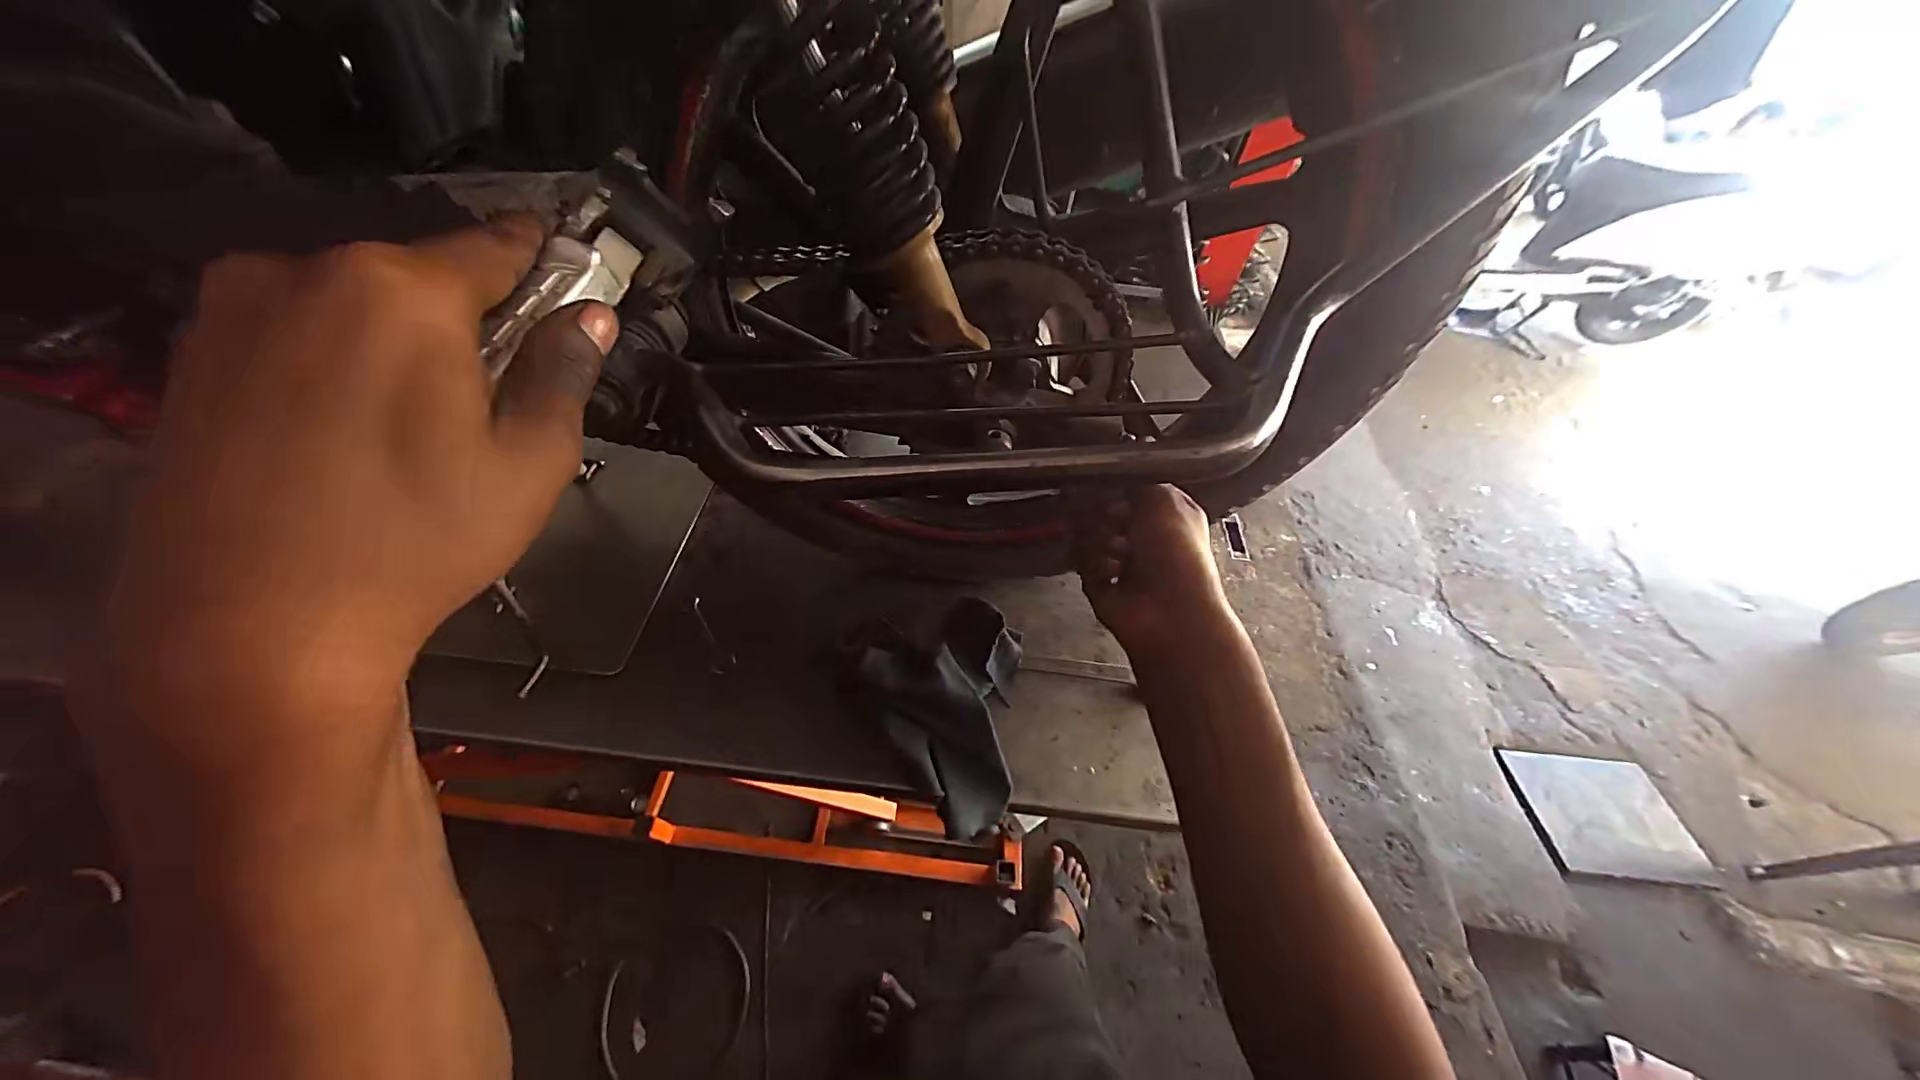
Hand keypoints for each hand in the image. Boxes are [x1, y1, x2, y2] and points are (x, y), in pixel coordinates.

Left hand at [103, 218, 617, 711]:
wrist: (255, 623)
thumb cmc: (422, 537)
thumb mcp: (530, 460)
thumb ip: (563, 374)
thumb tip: (592, 315)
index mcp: (402, 294)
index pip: (493, 244)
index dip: (542, 252)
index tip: (569, 257)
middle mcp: (307, 273)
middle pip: (423, 273)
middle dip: (475, 312)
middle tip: (507, 375)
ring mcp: (236, 309)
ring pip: (360, 301)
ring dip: (410, 335)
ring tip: (432, 412)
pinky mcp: (195, 354)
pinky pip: (304, 329)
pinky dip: (350, 355)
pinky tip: (363, 424)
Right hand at [1071, 484, 1235, 656]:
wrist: (1169, 609)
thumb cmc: (1176, 550)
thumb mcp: (1163, 499)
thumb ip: (1139, 483)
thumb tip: (1119, 488)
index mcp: (1166, 515)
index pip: (1130, 493)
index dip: (1120, 491)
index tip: (1114, 491)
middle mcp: (1145, 538)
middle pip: (1104, 513)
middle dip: (1105, 516)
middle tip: (1116, 523)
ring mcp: (1122, 563)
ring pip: (1089, 536)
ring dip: (1100, 541)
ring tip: (1118, 553)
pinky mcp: (1101, 585)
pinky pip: (1081, 563)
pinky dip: (1094, 565)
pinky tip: (1111, 572)